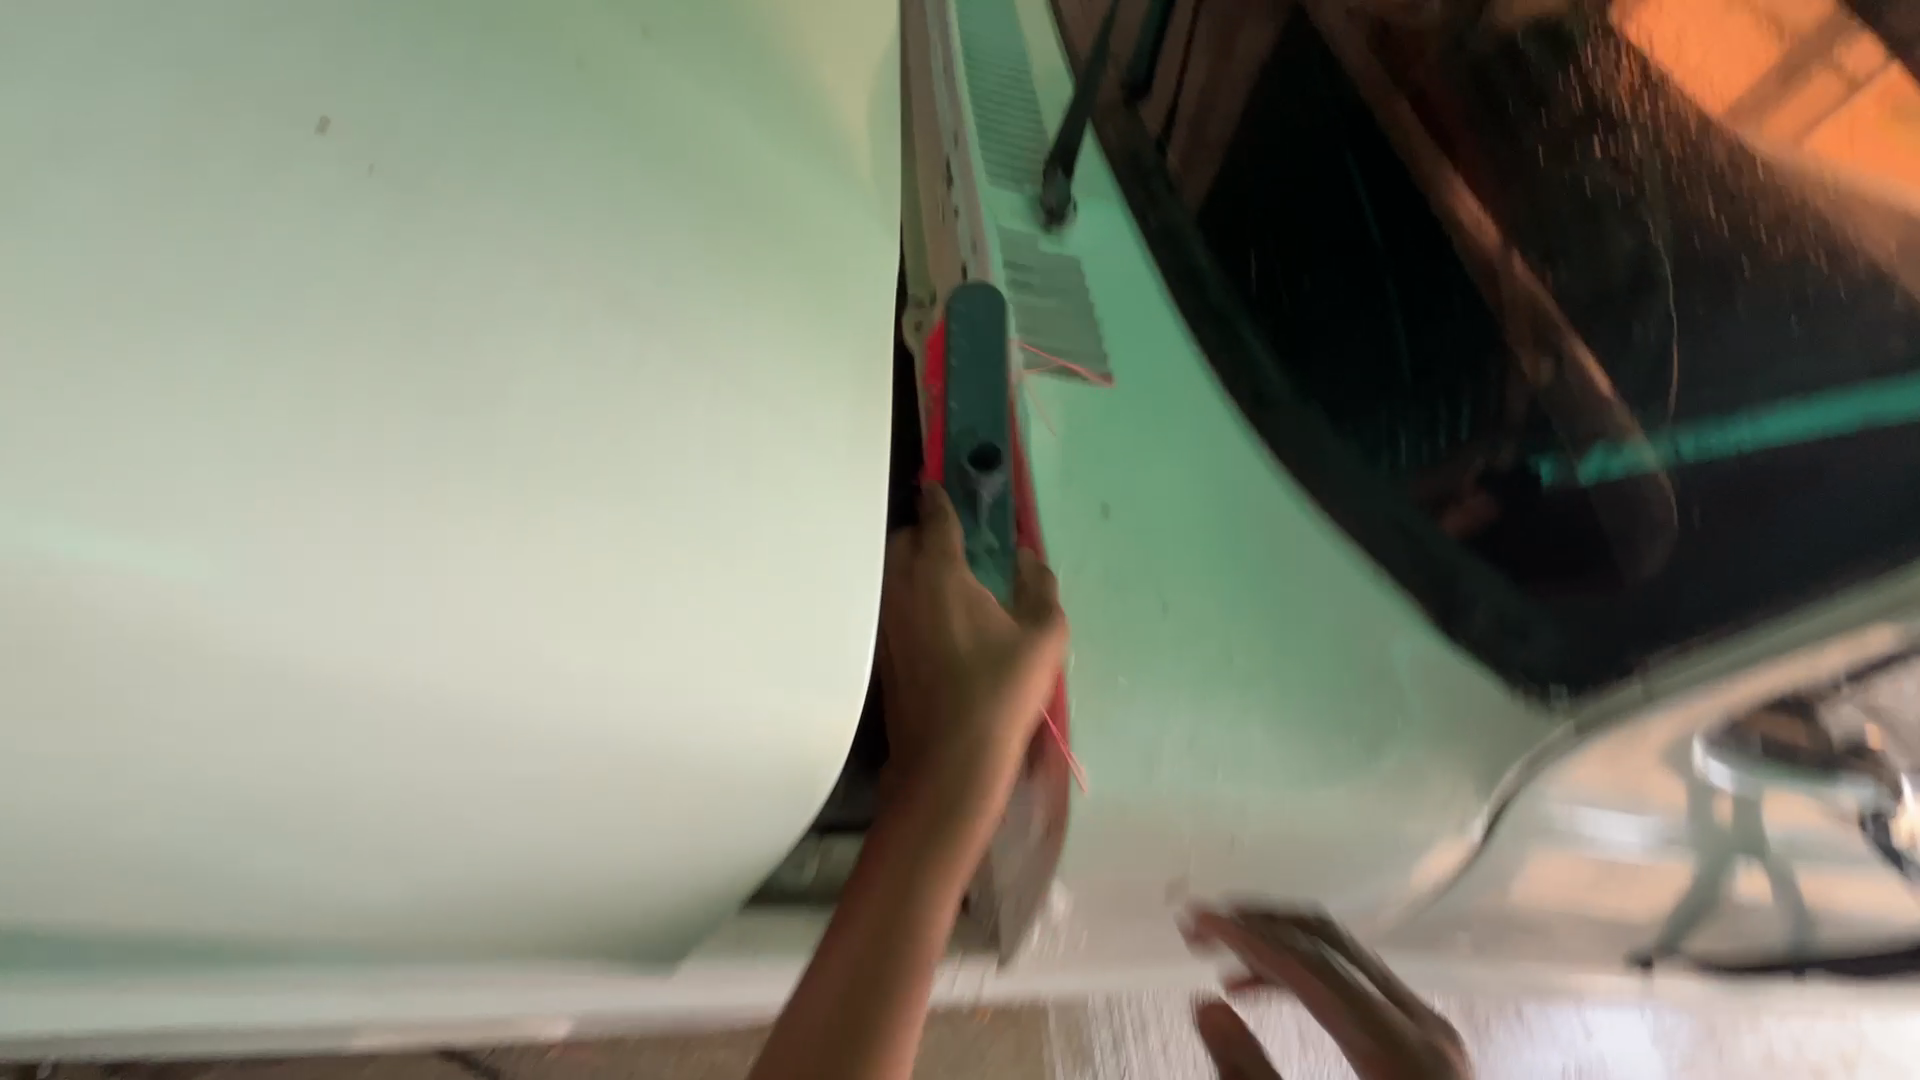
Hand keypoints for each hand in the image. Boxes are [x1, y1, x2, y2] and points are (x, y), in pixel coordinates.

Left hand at [878, 484, 1066, 819]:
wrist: (949, 757)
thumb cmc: (1001, 691)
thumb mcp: (1044, 634)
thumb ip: (1039, 584)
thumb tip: (1026, 556)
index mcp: (942, 574)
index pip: (936, 518)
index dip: (939, 496)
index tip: (938, 483)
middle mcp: (903, 588)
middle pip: (903, 540)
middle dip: (923, 531)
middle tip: (953, 541)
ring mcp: (887, 620)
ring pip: (890, 572)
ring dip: (911, 563)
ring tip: (943, 578)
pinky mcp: (881, 650)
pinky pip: (889, 604)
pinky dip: (906, 596)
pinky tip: (933, 620)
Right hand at [1186, 907, 1471, 1079]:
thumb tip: (1206, 1004)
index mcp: (1398, 1051)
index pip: (1308, 963)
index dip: (1245, 936)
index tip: (1195, 921)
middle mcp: (1420, 1023)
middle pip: (1324, 941)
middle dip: (1255, 925)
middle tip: (1198, 927)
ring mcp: (1426, 1028)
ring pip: (1337, 952)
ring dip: (1273, 943)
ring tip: (1217, 953)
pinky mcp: (1422, 1040)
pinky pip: (1350, 979)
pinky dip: (1298, 971)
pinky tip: (1255, 988)